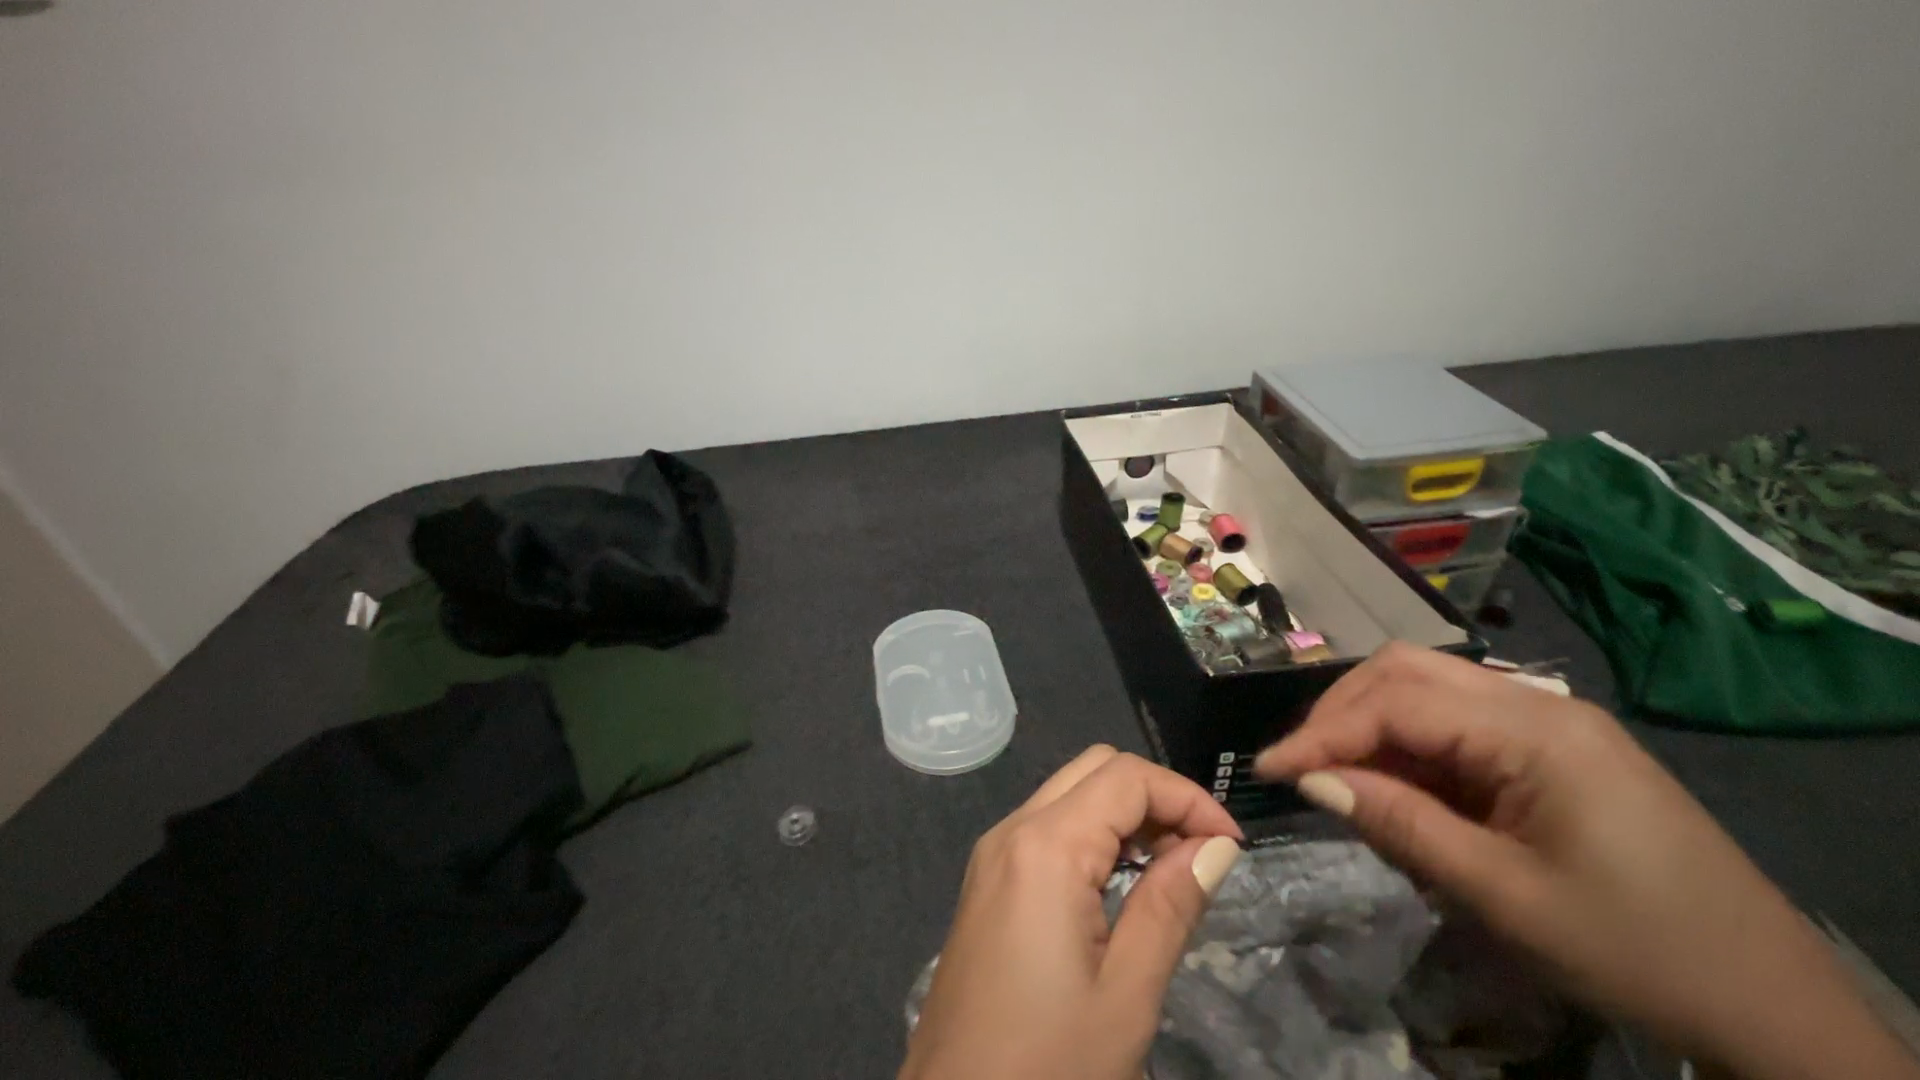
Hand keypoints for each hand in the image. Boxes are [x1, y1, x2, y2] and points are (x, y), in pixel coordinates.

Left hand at [900, 746, 1245, 1079]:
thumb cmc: (1047, 1062)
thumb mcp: (1126, 992)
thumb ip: (1170, 906)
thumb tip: (1215, 846)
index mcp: (1044, 847)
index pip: (1126, 777)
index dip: (1187, 797)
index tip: (1232, 847)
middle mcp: (1010, 832)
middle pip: (1094, 770)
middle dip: (1156, 797)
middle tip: (1201, 854)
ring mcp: (992, 856)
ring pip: (1069, 795)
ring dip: (1125, 815)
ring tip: (1171, 872)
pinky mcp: (987, 884)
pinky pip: (1046, 829)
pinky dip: (1092, 837)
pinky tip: (1121, 886)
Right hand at [1254, 642, 1919, 1079]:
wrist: (1767, 1001)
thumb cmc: (1631, 947)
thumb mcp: (1500, 893)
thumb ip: (1398, 823)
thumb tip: (1310, 779)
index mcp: (1533, 730)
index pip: (1396, 702)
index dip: (1321, 733)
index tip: (1266, 771)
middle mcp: (1539, 705)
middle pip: (1409, 672)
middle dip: (1342, 714)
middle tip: (1301, 771)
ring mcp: (1553, 724)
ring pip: (1432, 693)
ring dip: (1375, 730)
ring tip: (1343, 787)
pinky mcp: (1558, 752)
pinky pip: (1463, 729)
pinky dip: (1415, 753)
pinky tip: (1402, 796)